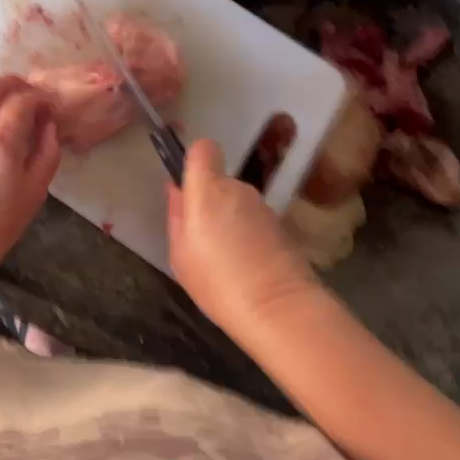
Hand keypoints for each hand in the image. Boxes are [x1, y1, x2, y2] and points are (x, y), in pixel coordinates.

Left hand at [0, 76, 60, 268]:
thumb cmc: (0, 222)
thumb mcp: (36, 190)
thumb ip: (47, 151)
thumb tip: (49, 125)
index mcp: (0, 141)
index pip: (22, 100)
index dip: (39, 97)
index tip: (49, 106)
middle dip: (14, 83)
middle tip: (29, 94)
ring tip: (8, 103)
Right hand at [167, 140, 319, 333]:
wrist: (280, 310)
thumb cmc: (218, 281)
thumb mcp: (181, 255)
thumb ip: (176, 216)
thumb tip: (176, 191)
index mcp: (208, 189)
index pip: (203, 149)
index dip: (194, 161)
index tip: (188, 186)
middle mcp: (238, 189)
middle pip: (220, 182)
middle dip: (211, 201)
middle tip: (204, 238)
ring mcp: (264, 206)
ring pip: (239, 203)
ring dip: (232, 221)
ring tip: (229, 259)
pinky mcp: (283, 227)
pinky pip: (256, 222)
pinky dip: (251, 236)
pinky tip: (250, 266)